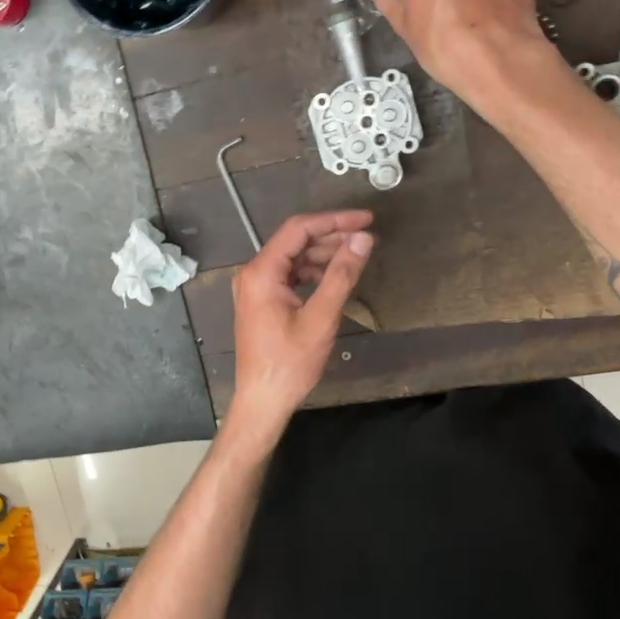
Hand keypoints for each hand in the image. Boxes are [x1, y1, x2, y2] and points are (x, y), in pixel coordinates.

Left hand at [230, 211, 375, 422]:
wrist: (263, 399)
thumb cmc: (290, 362)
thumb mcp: (321, 317)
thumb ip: (342, 275)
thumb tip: (363, 240)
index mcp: (261, 272)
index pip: (298, 229)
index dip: (334, 220)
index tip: (366, 220)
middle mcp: (252, 273)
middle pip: (294, 241)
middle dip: (331, 236)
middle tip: (367, 238)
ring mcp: (254, 287)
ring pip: (293, 258)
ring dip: (324, 254)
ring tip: (357, 256)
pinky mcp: (261, 301)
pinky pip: (288, 276)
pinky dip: (312, 272)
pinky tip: (335, 277)